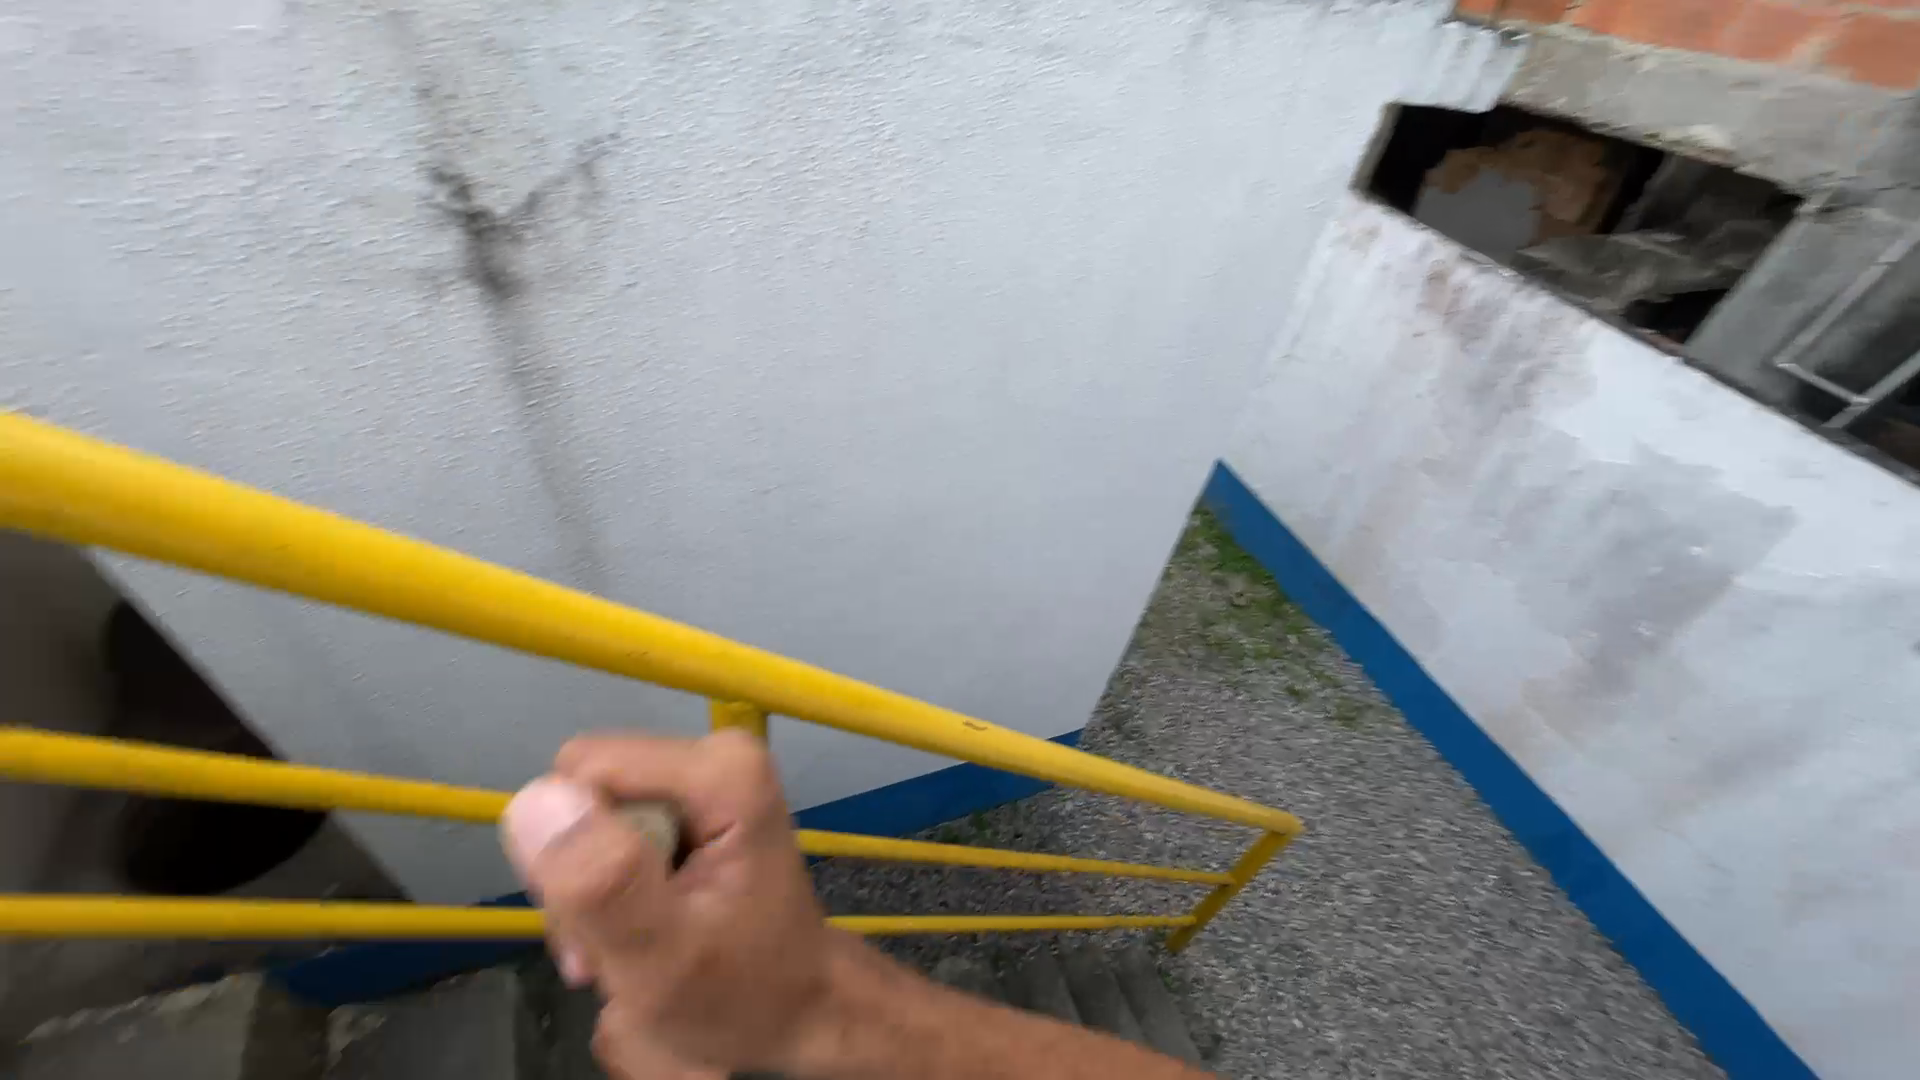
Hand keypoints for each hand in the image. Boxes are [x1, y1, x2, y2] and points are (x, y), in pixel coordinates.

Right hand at [501, 730, 847, 1075]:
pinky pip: (608, 831)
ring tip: (630, 947)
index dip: (571, 853)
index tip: (604, 923)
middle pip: (586, 792)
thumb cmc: (740, 991)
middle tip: (618, 944)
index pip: (582, 774)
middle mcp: (716, 755)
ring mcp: (705, 775)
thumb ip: (602, 882)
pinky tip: (637, 932)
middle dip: (580, 876)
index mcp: (722, 770)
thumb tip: (535, 800)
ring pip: (589, 818)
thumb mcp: (661, 958)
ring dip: (592, 894)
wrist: (791, 1004)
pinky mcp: (692, 800)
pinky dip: (609, 890)